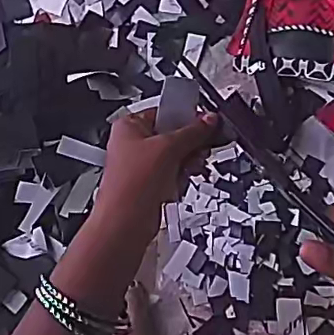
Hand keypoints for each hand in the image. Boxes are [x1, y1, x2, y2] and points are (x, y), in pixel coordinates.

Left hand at [94, 108, 217, 228]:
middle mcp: (133, 144)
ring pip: (176, 157)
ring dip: (186, 164)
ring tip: (186, 170)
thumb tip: (209, 121)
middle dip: (189, 146)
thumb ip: (193, 132)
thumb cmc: (130, 185)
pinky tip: (176, 185)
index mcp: (129, 126)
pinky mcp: (150, 184)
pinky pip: (174, 174)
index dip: (187, 116)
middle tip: (198, 150)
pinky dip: (179, 179)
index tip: (207, 122)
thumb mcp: (168, 148)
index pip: (166, 111)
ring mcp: (141, 165)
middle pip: (173, 135)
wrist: (124, 223)